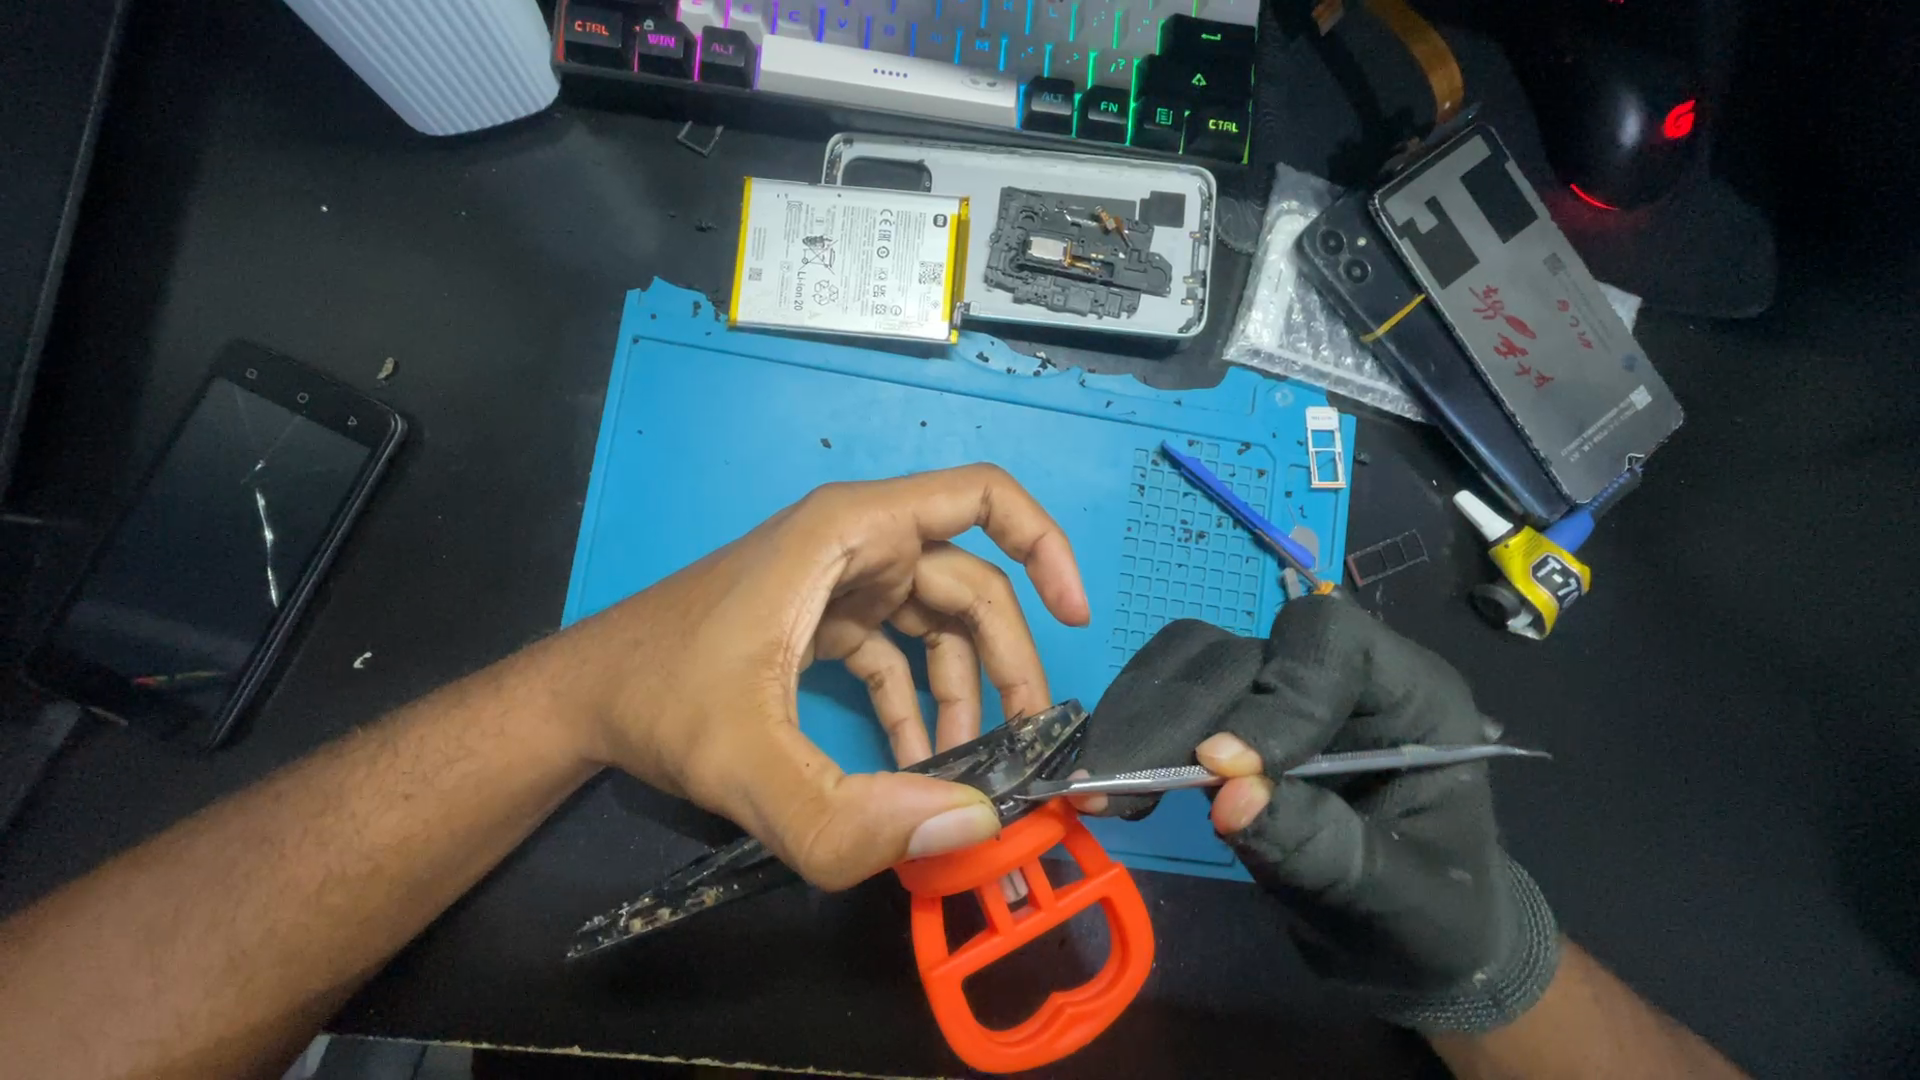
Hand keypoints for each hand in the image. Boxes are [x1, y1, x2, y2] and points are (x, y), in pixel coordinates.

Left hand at [554, 465, 1089, 890]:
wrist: (586, 700)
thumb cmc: (660, 699)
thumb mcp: (748, 765)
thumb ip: (848, 813)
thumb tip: (969, 825)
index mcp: (850, 533)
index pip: (980, 497)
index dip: (1044, 543)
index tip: (1075, 615)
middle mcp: (857, 544)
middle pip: (974, 586)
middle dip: (1007, 666)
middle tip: (1023, 749)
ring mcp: (844, 583)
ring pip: (942, 626)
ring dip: (964, 697)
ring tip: (964, 772)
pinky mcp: (829, 622)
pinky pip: (902, 656)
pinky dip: (920, 706)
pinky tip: (916, 764)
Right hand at [1072, 597, 1559, 1032]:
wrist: (1403, 934)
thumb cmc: (1429, 916)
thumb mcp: (1399, 899)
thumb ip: (1322, 845)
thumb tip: (1227, 797)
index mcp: (1405, 693)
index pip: (1329, 642)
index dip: (1272, 692)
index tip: (1219, 767)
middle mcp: (1330, 673)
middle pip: (1236, 650)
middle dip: (1175, 717)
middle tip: (1114, 781)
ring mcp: (1270, 689)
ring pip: (1187, 660)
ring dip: (1137, 717)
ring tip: (1101, 783)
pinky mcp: (1225, 715)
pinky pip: (1166, 691)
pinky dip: (1129, 727)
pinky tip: (1110, 773)